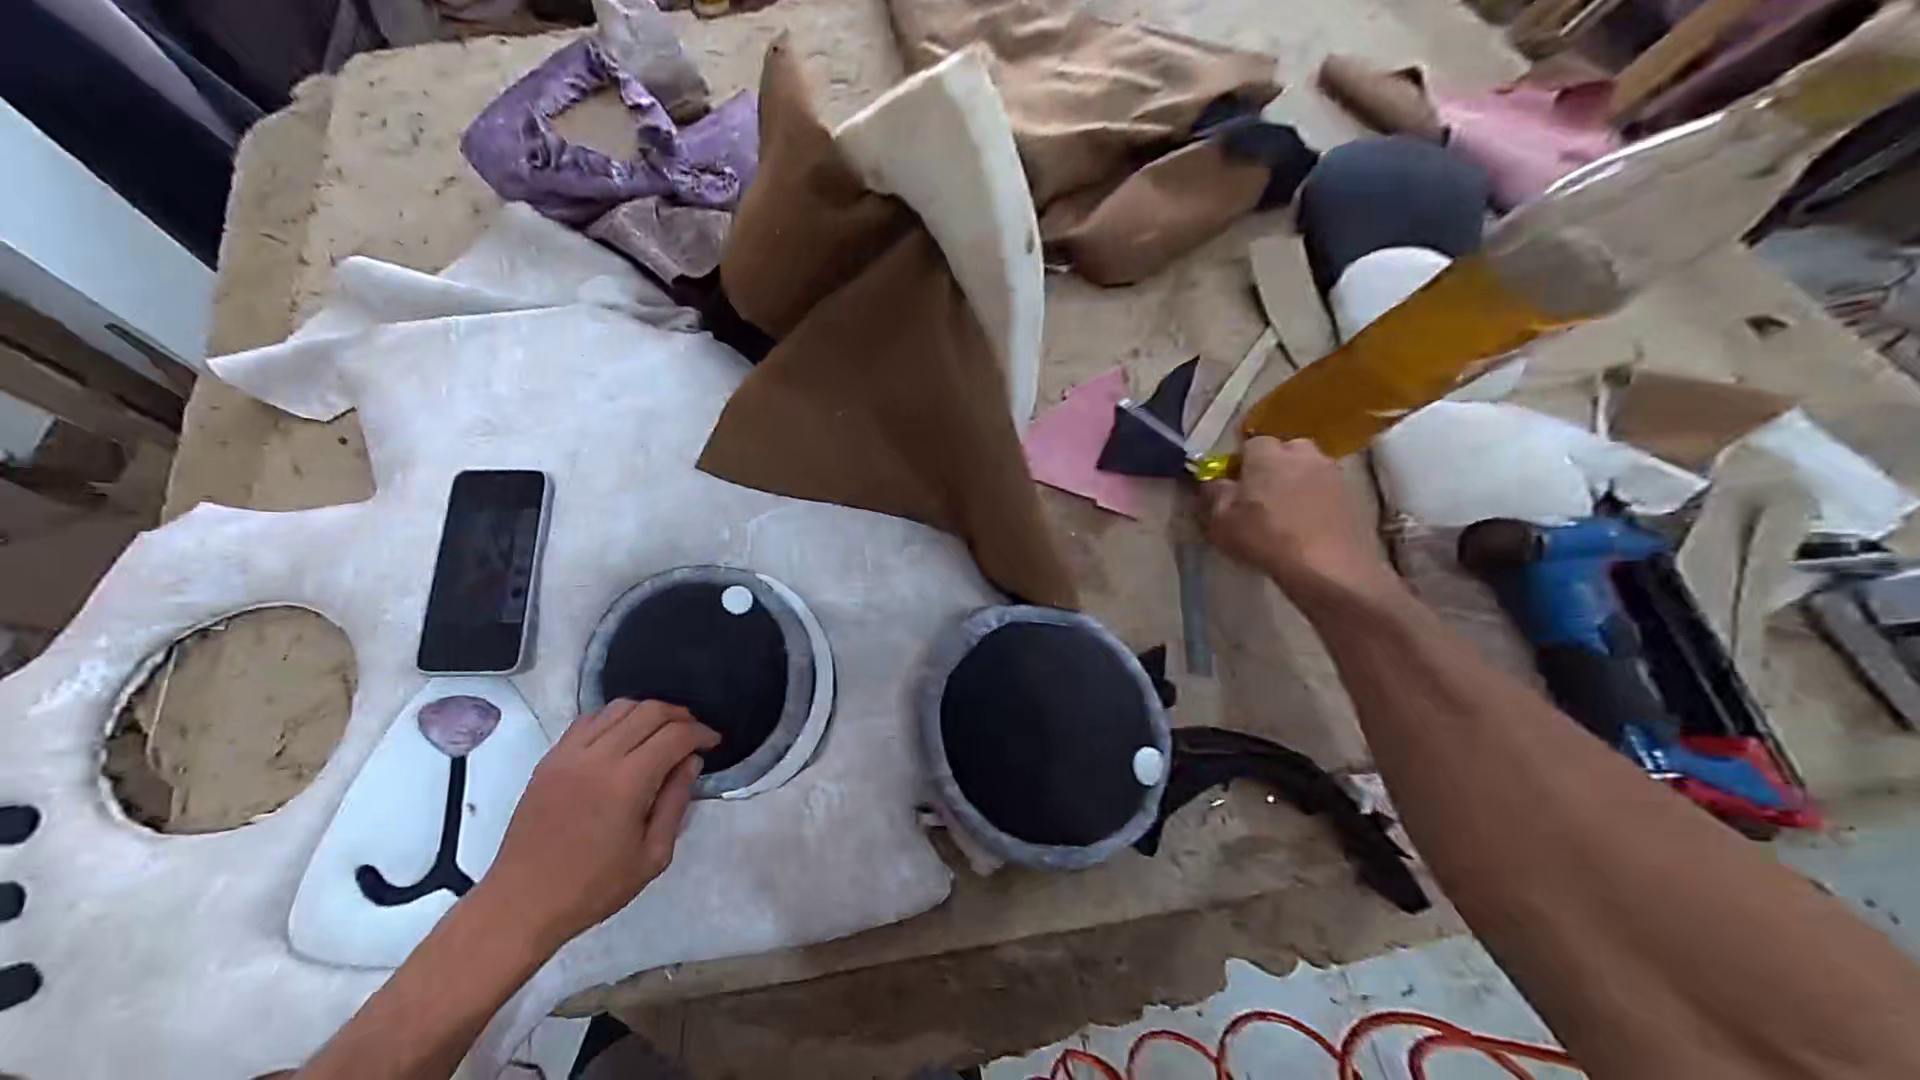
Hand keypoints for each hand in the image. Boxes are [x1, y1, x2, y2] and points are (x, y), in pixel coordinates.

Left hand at [475, 699, 718, 948]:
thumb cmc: (593, 887)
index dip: (701, 733)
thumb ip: (676, 802)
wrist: (521, 905)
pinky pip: (589, 720)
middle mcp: (598, 757)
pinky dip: (614, 718)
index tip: (714, 742)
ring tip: (661, 731)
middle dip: (680, 716)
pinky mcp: (550, 759)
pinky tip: (623, 737)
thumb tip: (691, 762)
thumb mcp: (652, 856)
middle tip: (693, 734)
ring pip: (619, 707)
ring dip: (648, 712)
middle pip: (650, 711)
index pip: (675, 735)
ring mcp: (569, 754)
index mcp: (627, 783)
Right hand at [1201, 437, 1401, 601]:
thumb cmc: (1265, 539)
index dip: (1240, 464)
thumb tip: (1212, 482)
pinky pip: (1325, 490)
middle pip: (1284, 451)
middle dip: (1273, 467)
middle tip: (1261, 496)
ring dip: (1297, 483)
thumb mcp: (1221, 521)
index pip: (1249, 444)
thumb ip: (1213, 495)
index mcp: (1267, 454)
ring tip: (1286, 514)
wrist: (1327, 567)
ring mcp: (1332, 473)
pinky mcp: (1352, 496)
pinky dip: (1316, 501)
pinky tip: (1308, 526)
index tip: (1234, 486)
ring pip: (1307, 469)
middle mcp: (1303, 454)